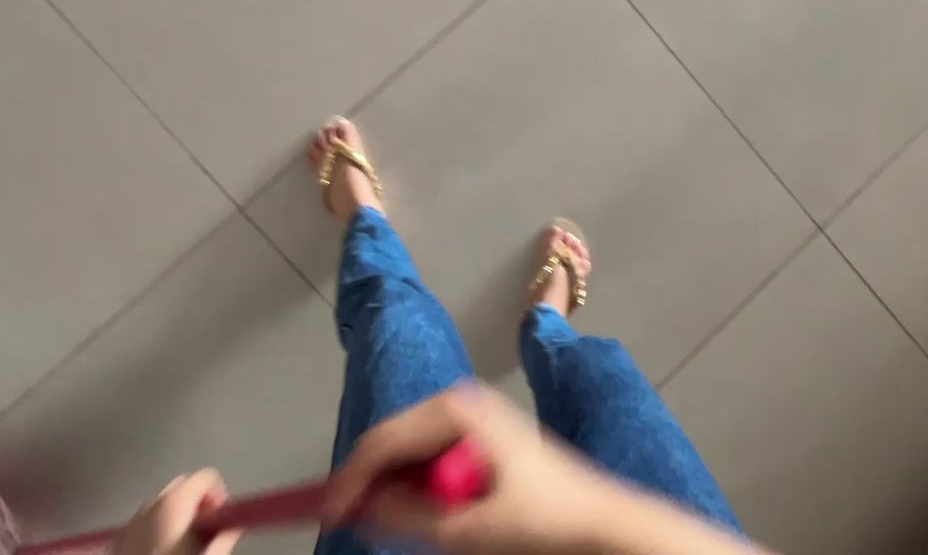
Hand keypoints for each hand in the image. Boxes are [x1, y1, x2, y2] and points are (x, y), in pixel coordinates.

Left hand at [111, 470, 237, 554]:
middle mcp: (150, 503)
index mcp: (175, 501)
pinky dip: (153, 527)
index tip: (219, 518)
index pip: (206, 475)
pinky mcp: (116, 541)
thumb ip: (224, 535)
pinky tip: (157, 549)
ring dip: (174, 515)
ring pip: (160, 504)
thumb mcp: (207, 552)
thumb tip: (232, 526)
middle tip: (203, 530)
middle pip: (181, 485)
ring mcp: (130, 521)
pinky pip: (141, 522)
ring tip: (180, 542)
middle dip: (195, 501)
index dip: (218, 494)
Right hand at [323, 382, 623, 554]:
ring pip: (410, 449)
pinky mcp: (478, 435)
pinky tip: (419, 511)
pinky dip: (416, 484)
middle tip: (347, 523)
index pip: (385, 438)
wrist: (599, 520)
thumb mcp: (470, 527)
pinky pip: (430, 456)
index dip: (352, 479)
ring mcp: (470, 415)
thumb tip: (360, 510)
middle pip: (394, 438)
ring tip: (381, 520)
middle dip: (369, 480)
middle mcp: (459, 400)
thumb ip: (410, 517)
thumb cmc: (542, 518)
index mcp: (456, 408)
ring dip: (392, 485)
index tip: (328, 516)